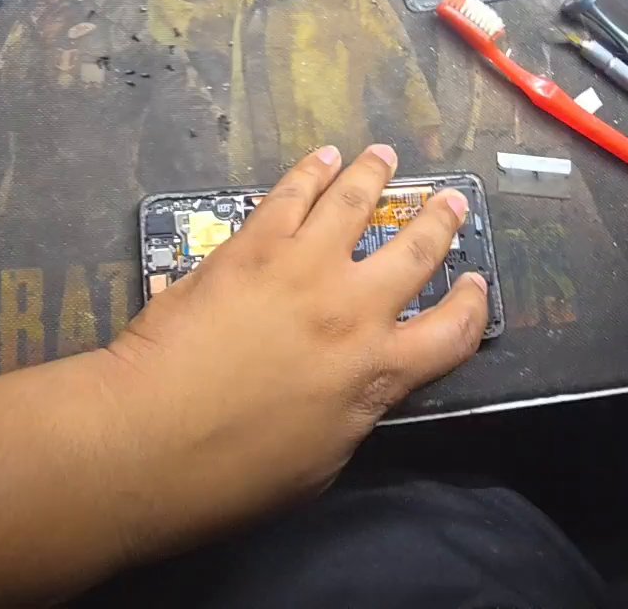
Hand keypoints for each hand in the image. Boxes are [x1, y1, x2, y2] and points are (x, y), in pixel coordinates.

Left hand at [96, 144, 488, 554]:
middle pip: (415, 253)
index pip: (450, 333)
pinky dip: (312, 171)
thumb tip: (358, 379)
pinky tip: (322, 158)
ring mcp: (303, 267)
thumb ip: (352, 407)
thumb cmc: (233, 472)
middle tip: (449, 198)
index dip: (471, 305)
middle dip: (440, 221)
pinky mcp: (255, 244)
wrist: (151, 435)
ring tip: (384, 155)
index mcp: (376, 373)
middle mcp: (352, 309)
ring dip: (374, 174)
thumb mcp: (321, 459)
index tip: (475, 283)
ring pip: (354, 204)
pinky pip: (292, 195)